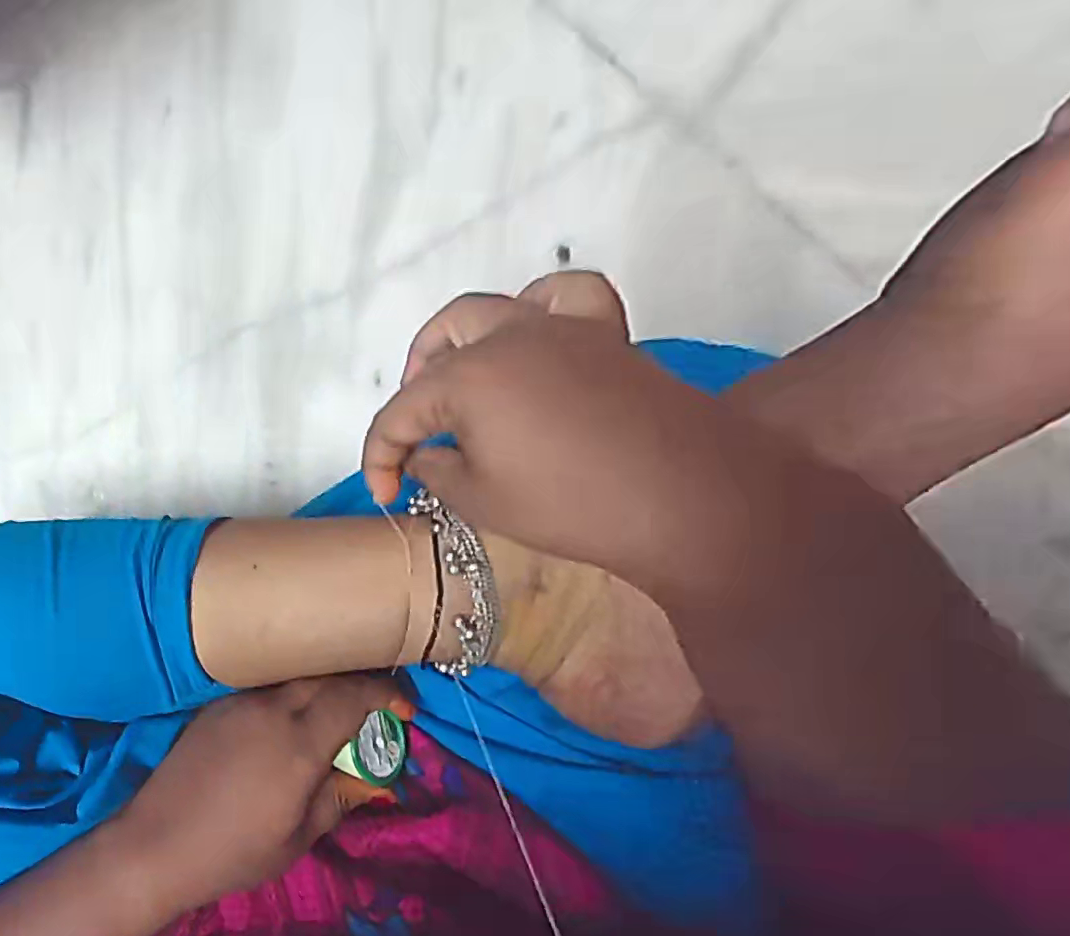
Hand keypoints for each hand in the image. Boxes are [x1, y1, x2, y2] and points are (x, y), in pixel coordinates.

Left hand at [118, 676, 399, 911]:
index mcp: (297, 742)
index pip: (352, 697)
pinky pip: (263, 689)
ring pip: (291, 679)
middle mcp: (268, 709)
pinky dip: (288, 696)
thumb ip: (337, 797)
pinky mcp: (214, 707)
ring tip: (336, 714)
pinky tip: (289, 720)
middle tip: (375, 710)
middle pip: (324, 678)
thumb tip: (369, 777)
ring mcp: (237, 703)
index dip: (385, 695)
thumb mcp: (298, 836)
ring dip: (322, 688)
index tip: (405, 709)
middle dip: (357, 686)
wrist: (157, 841)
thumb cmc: (234, 851)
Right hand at [363, 272, 790, 601]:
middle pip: (435, 346)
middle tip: (414, 433)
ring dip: (457, 342)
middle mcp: (507, 337)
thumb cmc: (571, 506)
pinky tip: (529, 337)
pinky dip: (536, 308)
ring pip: (489, 310)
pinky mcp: (604, 335)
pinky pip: (564, 296)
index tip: (386, 492)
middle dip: (411, 388)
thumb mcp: (476, 499)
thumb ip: (432, 467)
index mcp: (467, 377)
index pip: (398, 414)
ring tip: (456, 378)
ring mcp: (560, 328)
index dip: (380, 457)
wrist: (690, 503)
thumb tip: (422, 453)